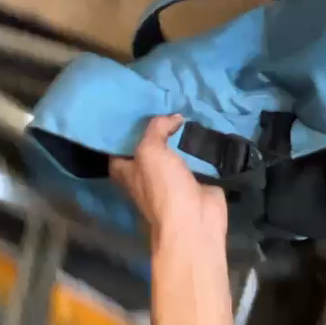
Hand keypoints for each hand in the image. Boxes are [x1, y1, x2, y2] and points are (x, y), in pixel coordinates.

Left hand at [112, 115, 228, 254]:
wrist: (194, 219)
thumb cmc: (163, 187)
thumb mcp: (150, 151)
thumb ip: (156, 129)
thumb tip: (174, 118)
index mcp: (128, 172)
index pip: (118, 150)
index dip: (122, 134)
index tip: (133, 113)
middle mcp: (147, 175)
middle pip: (150, 148)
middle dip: (158, 130)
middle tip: (166, 105)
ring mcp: (173, 180)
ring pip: (175, 152)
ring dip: (182, 137)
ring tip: (188, 110)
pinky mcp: (196, 181)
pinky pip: (198, 159)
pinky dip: (202, 147)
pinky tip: (207, 128)